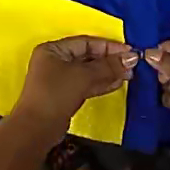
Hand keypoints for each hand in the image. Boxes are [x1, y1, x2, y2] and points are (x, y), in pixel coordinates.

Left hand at [12, 37, 138, 131]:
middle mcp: (54, 61)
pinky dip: (101, 83)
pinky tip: (117, 84)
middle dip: (110, 60)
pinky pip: (85, 84)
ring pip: (88, 72)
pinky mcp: (65, 94)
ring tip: (128, 75)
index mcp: (53, 50)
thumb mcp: (83, 76)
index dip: (108, 46)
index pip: (85, 42)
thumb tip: (132, 57)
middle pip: (87, 56)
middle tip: (132, 65)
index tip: (130, 51)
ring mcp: (59, 79)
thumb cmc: (56, 94)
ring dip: (108, 73)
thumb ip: (108, 66)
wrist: (37, 127)